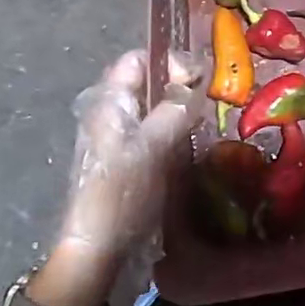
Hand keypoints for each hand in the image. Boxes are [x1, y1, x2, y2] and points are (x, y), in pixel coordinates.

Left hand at [56, 50, 203, 263]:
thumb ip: (176, 109)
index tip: (197, 80)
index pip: (138, 59)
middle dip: (178, 86)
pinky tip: (188, 144)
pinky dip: (172, 129)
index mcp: (109, 101)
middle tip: (207, 100)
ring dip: (178, 109)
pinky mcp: (124, 158)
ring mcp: (115, 136)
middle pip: (147, 82)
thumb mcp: (154, 146)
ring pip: (152, 107)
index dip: (169, 61)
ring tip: (202, 121)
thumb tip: (196, 83)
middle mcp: (109, 112)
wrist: (97, 247)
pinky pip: (152, 130)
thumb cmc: (122, 191)